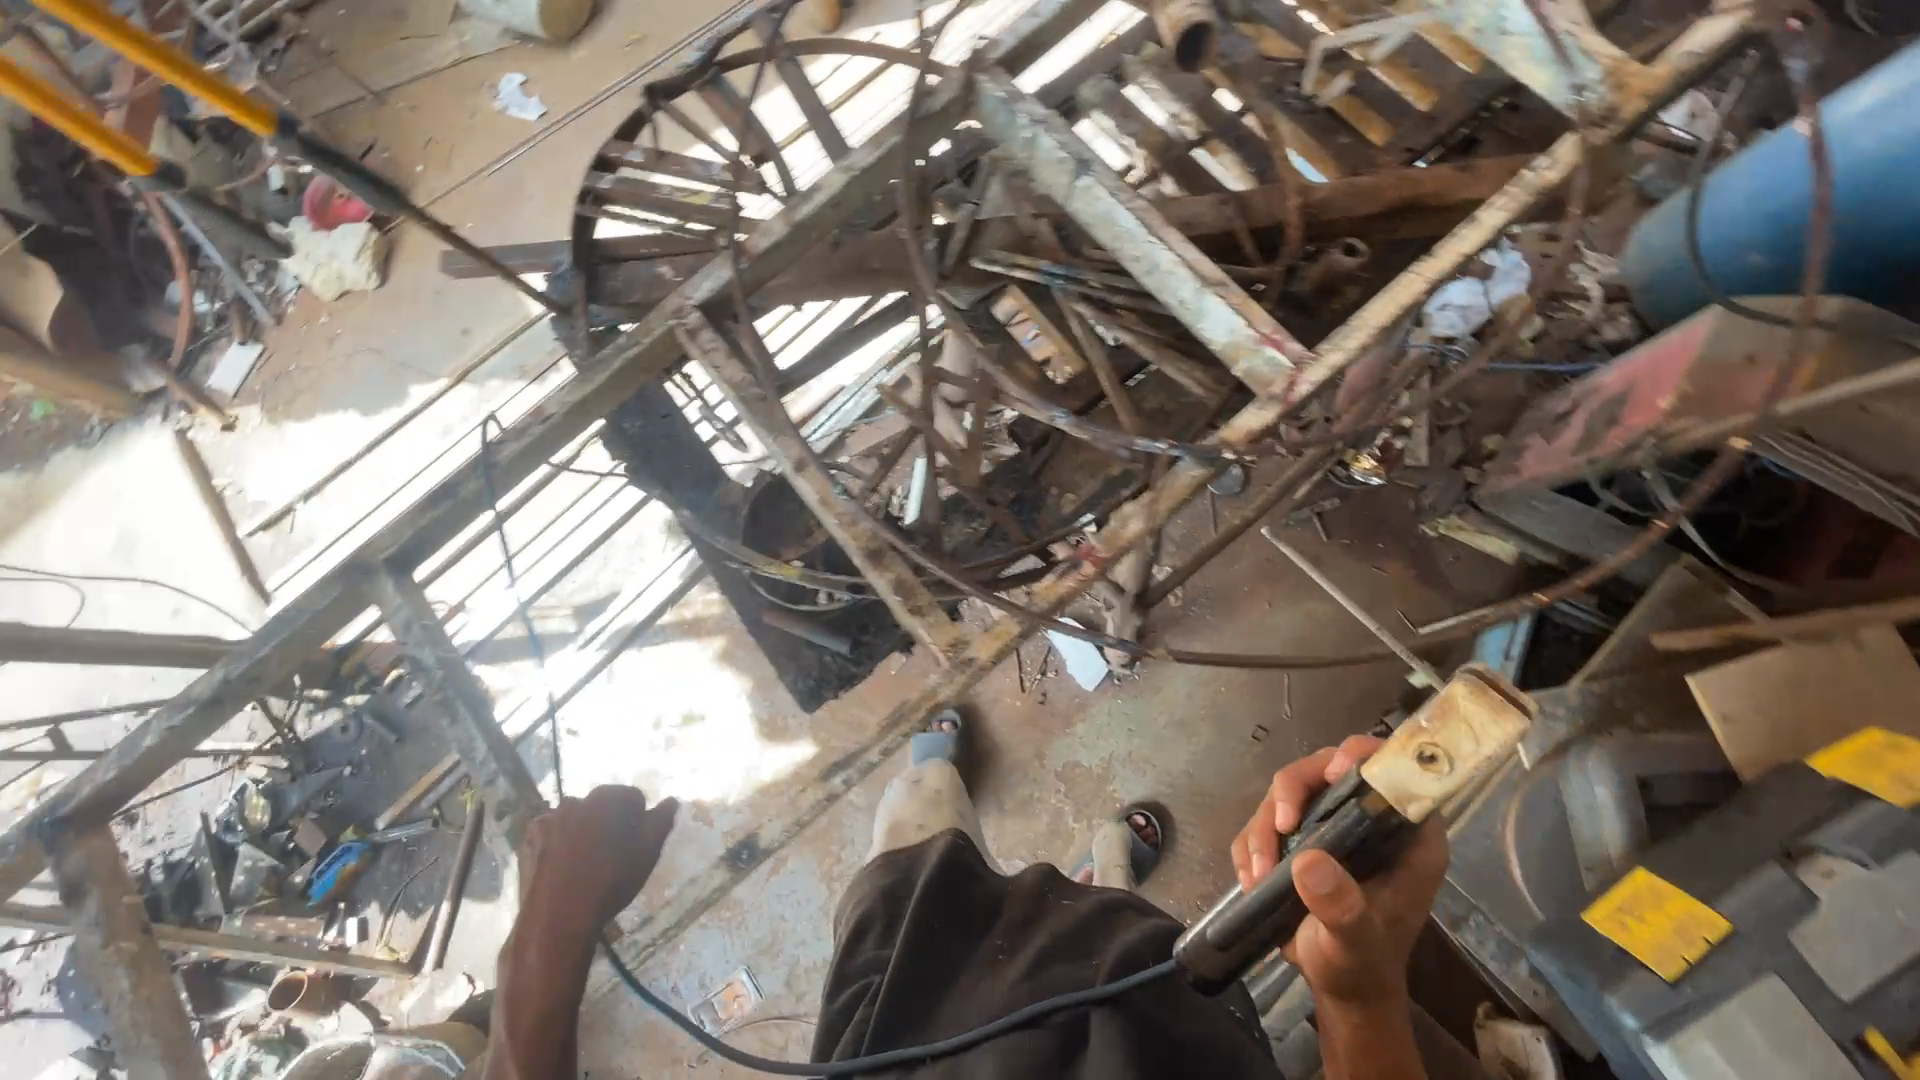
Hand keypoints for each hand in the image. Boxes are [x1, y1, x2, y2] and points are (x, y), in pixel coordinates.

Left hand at [517, 786, 677, 928]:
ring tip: (587, 863)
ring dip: (584, 831)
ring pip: (576, 819)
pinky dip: (559, 842)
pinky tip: (564, 866)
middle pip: (602, 806)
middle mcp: (575, 800)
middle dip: (610, 823)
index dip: (638, 820)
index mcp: (607, 798)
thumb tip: (671, 800)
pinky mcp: (528, 841)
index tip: (635, 845)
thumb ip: (662, 820)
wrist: (558, 920)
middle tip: (613, 855)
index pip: (633, 797)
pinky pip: (552, 833)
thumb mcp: (648, 853)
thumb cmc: (611, 883)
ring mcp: (548, 819)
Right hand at [1229, 735, 1447, 1009]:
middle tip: (1279, 827)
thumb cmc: (1363, 964)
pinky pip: (1262, 821)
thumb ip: (1341, 906)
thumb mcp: (1356, 940)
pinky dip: (1250, 846)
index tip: (1332, 774)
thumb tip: (1309, 862)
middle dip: (1291, 794)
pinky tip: (1252, 880)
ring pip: (1285, 794)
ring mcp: (1327, 825)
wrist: (1340, 988)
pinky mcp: (1296, 838)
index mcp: (1404, 834)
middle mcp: (1366, 819)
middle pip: (1322, 770)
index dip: (1360, 758)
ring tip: (1259, 875)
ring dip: (1264, 829)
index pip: (1388, 770)